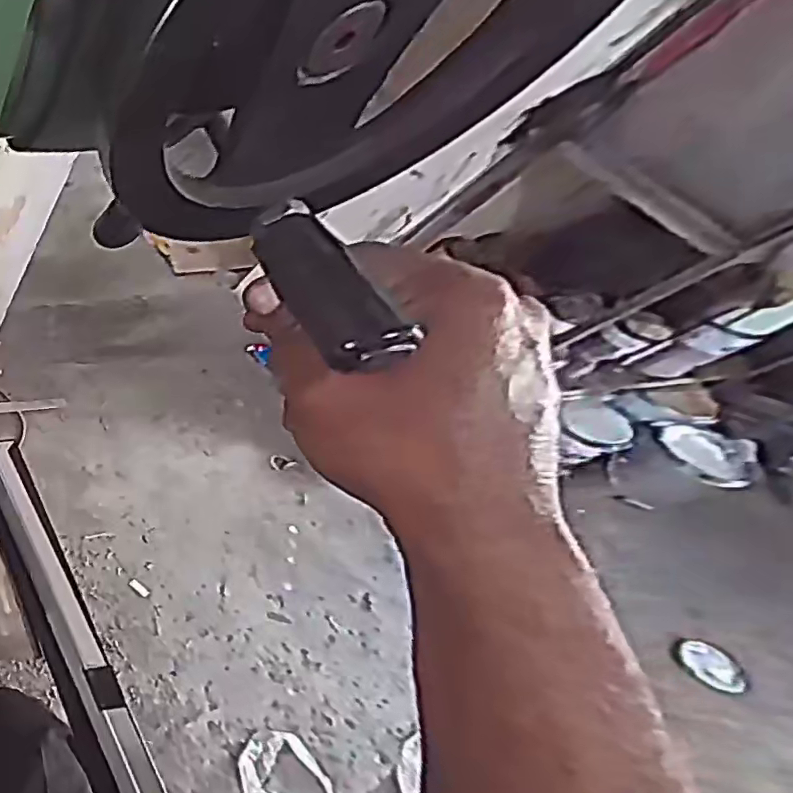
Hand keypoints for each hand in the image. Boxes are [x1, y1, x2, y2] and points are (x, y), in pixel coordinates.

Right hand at [242, 243, 560, 531]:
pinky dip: (403, 365)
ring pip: (423, 326)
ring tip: (325, 372)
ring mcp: (520, 354)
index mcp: (470, 301)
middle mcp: (508, 318)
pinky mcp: (516, 388)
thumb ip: (290, 343)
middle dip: (336, 315)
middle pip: (399, 292)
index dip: (307, 284)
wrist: (476, 530)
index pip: (370, 262)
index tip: (278, 301)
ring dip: (369, 341)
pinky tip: (369, 396)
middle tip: (290, 337)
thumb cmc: (422, 471)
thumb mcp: (321, 399)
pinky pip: (446, 357)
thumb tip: (272, 307)